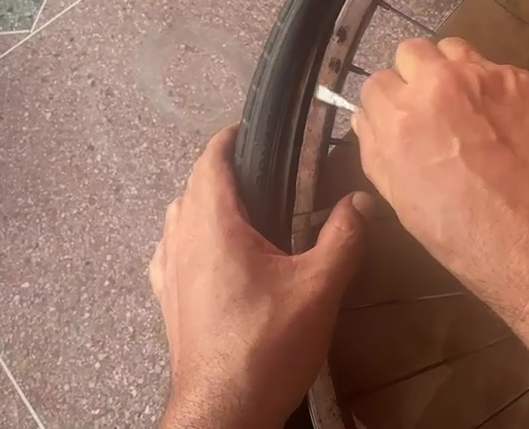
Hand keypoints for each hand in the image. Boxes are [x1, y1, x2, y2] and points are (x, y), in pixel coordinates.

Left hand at [151, 124, 373, 428]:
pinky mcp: (166, 302)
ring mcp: (168, 272)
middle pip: (194, 183)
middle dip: (223, 168)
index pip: (211, 159)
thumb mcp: (318, 288)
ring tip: (242, 206)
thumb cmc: (265, 344)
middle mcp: (182, 239)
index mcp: (213, 223)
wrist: (222, 415)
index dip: (231, 137)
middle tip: (265, 168)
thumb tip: (362, 199)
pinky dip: (188, 236)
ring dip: (203, 200)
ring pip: (178, 215)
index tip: (257, 128)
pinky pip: (170, 250)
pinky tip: (208, 252)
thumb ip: (343, 237)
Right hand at [353, 37, 528, 322]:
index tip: (402, 120)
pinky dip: (495, 89)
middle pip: (411, 52)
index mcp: (401, 121)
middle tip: (435, 109)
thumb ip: (378, 152)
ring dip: (453, 71)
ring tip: (471, 107)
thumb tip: (368, 119)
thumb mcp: (405, 204)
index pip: (376, 84)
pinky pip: (496, 69)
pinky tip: (511, 123)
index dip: (388, 104)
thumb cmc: (471, 241)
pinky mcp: (524, 78)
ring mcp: (484, 76)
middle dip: (416, 76)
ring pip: (453, 49)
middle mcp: (438, 86)